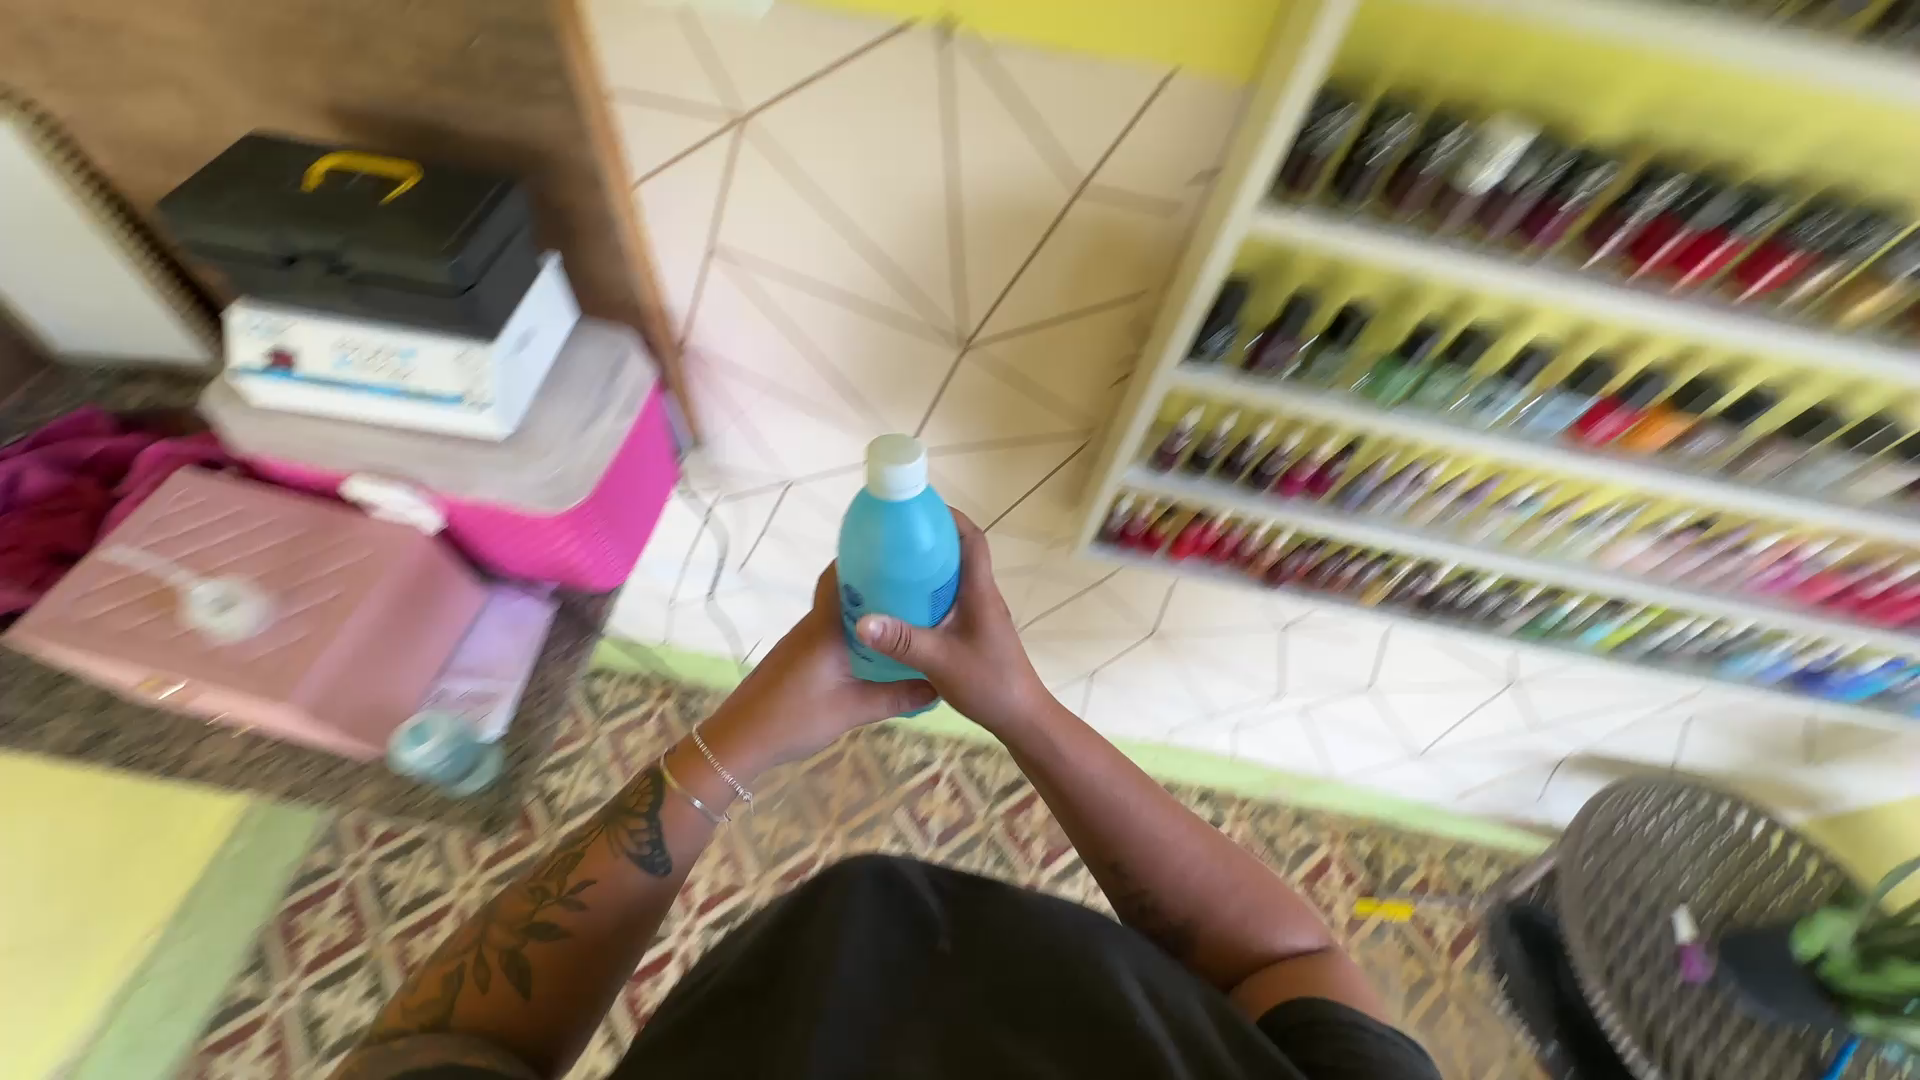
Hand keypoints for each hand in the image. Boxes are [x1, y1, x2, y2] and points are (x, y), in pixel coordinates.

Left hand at [701, 564, 937, 772]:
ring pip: (841, 611)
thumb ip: (896, 698)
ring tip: (907, 615)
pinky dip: (857, 631)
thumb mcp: (852, 710)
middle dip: (879, 583)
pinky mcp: (801, 656)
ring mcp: (805, 640)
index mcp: (826, 626)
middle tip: (919, 587)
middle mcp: (815, 624)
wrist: (740, 740)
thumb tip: (937, 685)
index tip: (903, 555)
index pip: (842, 574)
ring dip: (869, 609)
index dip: (869, 558)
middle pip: (847, 589)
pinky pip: (834, 630)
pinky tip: (879, 647)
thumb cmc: (793, 718)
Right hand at [853, 510, 1057, 735]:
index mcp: (980, 591)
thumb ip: (901, 640)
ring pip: (954, 578)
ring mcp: (981, 613)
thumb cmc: (988, 683)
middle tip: (892, 539)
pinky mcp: (975, 630)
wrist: (1021, 717)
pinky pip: (950, 599)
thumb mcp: (939, 661)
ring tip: (890, 568)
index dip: (949, 517)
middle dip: (929, 540)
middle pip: (959, 553)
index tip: (919, 509)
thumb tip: (861, 619)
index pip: (972, 538)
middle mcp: (983, 595)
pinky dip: (929, 594)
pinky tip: (903, 607)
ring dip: (928, 568)